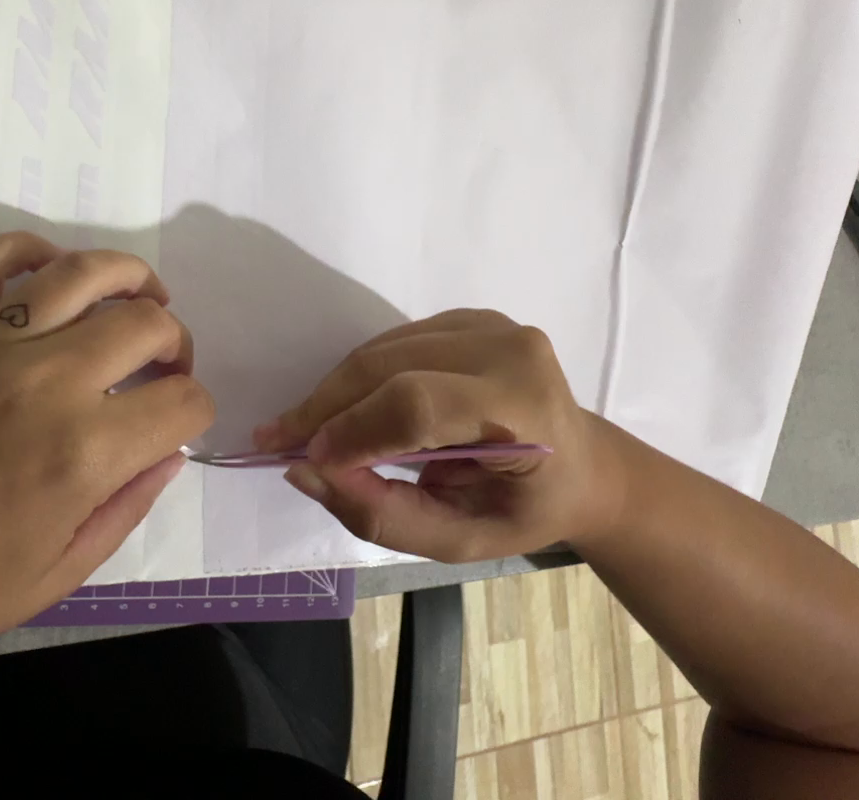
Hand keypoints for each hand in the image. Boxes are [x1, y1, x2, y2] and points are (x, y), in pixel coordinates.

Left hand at [0, 233, 214, 690]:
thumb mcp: (54, 577)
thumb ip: (125, 508)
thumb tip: (169, 453)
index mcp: (83, 452)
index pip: (182, 403)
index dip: (195, 413)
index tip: (178, 427)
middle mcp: (48, 380)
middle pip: (147, 323)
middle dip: (176, 344)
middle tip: (164, 373)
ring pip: (83, 272)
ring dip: (130, 277)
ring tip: (142, 298)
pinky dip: (28, 250)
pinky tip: (52, 272)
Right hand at [257, 310, 629, 562]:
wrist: (580, 466)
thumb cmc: (523, 510)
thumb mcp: (459, 540)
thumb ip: (379, 513)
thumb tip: (303, 471)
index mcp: (524, 407)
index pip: (418, 405)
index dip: (354, 429)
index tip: (305, 460)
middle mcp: (509, 349)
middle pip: (386, 367)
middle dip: (325, 408)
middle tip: (278, 441)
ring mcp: (488, 324)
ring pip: (378, 351)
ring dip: (333, 392)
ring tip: (305, 430)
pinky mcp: (466, 317)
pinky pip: (388, 343)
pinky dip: (356, 378)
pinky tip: (349, 410)